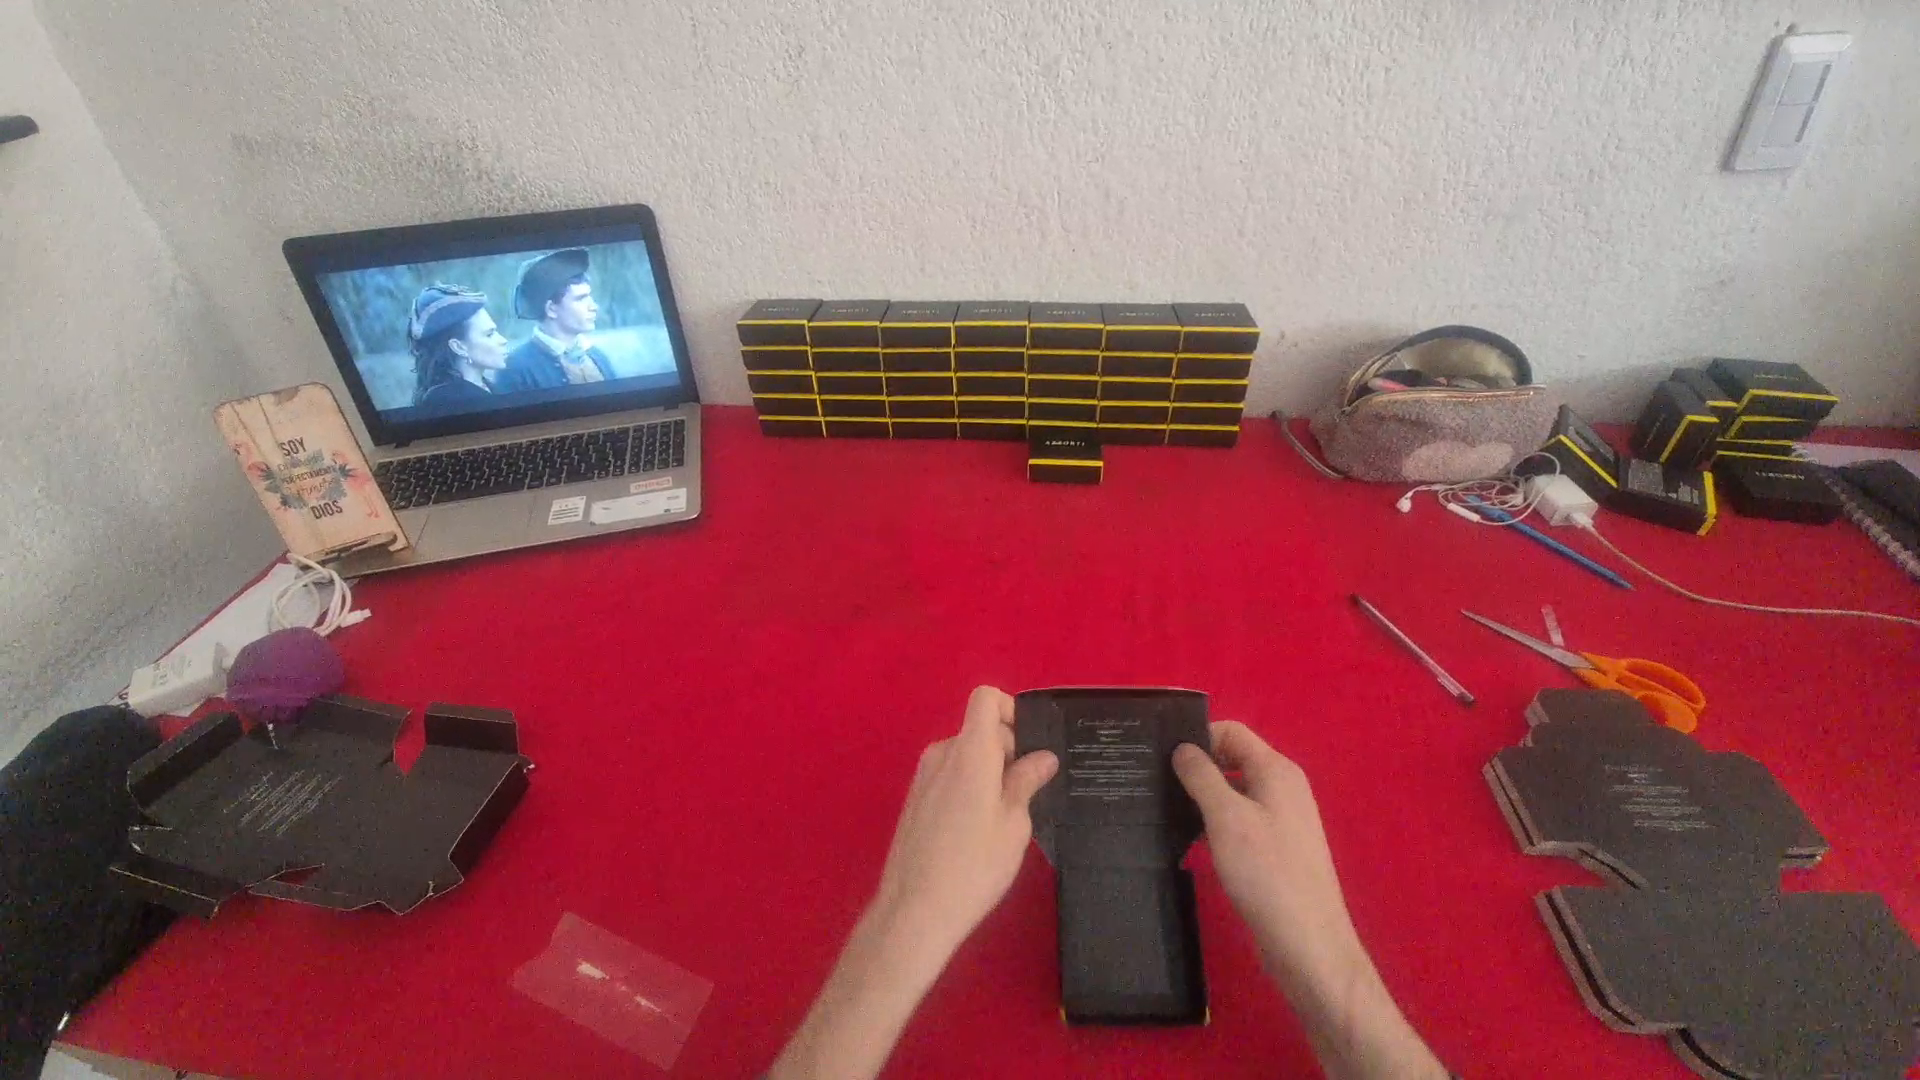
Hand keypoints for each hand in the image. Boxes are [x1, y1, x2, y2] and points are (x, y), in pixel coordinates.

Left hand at [770, 686, 1057, 1079]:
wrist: (914, 910)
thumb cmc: (974, 865)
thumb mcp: (1014, 824)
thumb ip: (1026, 781)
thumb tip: (1043, 757)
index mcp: (969, 751)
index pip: (986, 699)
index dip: (1011, 710)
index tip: (1029, 747)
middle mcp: (942, 753)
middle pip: (979, 730)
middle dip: (1007, 751)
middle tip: (1028, 794)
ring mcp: (924, 776)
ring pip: (966, 756)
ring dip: (988, 772)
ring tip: (1005, 819)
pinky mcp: (915, 799)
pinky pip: (950, 776)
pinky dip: (969, 787)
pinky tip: (977, 831)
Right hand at [1174, 722, 1446, 1079]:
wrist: (1309, 947)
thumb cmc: (1267, 873)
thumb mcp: (1226, 817)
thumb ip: (1202, 775)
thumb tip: (1182, 747)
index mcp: (1277, 771)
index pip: (1232, 731)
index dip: (1197, 736)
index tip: (1161, 754)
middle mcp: (1283, 788)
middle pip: (1232, 758)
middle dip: (1197, 765)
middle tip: (1155, 779)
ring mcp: (1281, 820)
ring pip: (1233, 790)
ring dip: (1203, 795)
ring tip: (1164, 806)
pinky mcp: (1275, 849)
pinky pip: (1239, 818)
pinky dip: (1215, 821)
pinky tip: (1190, 837)